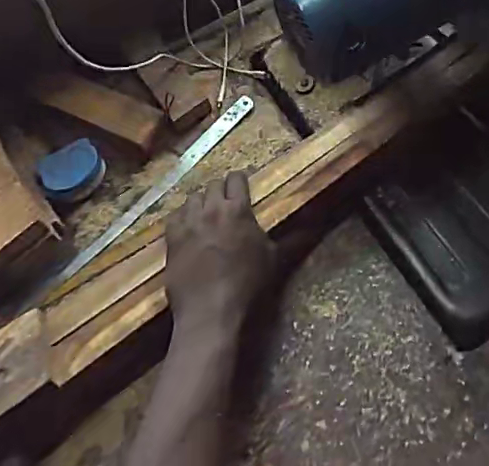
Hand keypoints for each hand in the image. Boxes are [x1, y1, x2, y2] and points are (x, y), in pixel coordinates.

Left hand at [164, 171, 274, 332]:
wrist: (211, 311)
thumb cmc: (248, 283)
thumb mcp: (273, 258)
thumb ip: (290, 238)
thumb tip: (316, 228)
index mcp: (238, 209)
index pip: (236, 178)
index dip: (239, 180)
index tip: (241, 186)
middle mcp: (212, 209)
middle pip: (213, 185)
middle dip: (220, 191)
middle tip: (225, 203)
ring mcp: (189, 224)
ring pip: (192, 198)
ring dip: (200, 203)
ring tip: (205, 215)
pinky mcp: (172, 240)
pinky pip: (174, 217)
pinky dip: (182, 218)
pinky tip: (188, 228)